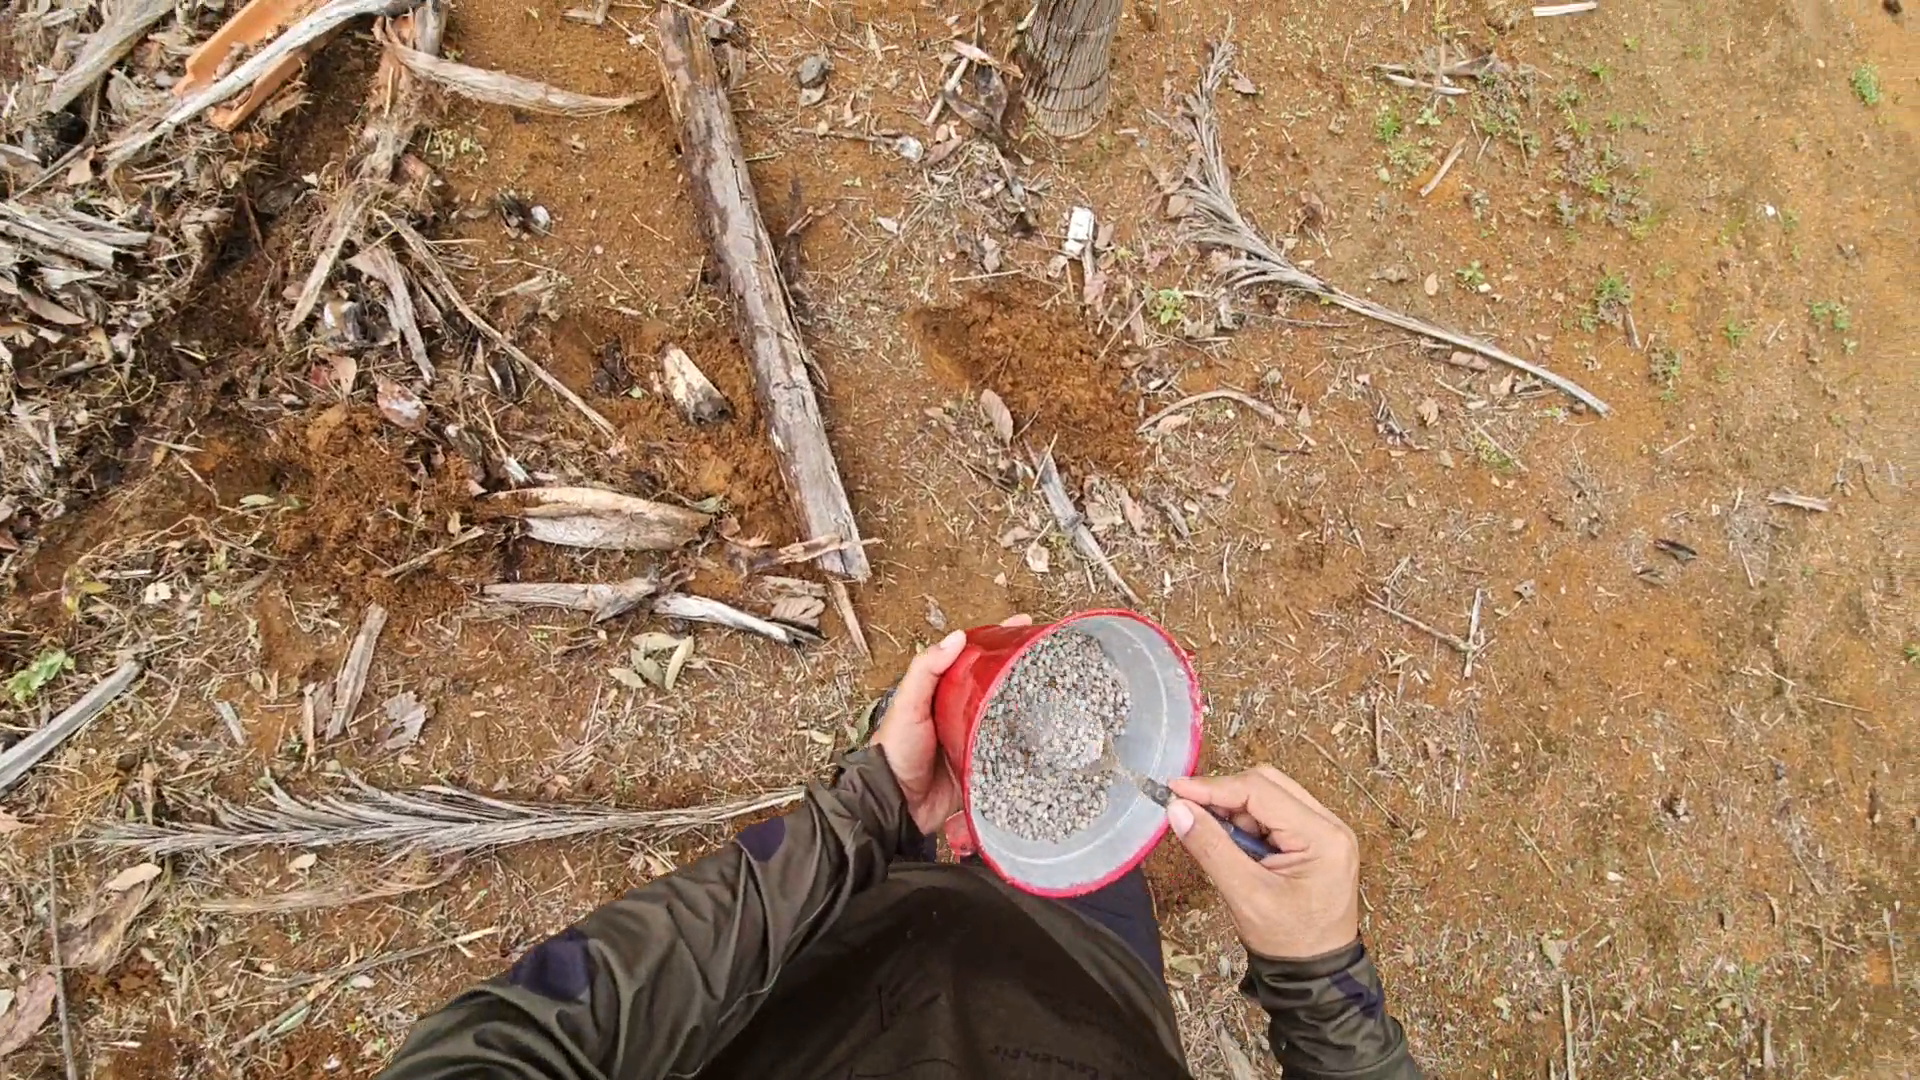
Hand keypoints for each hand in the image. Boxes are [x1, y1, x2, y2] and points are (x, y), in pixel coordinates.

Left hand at [872, 614, 1031, 833]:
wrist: (896, 804)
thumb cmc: (895, 750)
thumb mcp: (908, 703)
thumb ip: (927, 670)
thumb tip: (958, 637)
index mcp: (944, 690)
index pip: (974, 656)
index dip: (998, 638)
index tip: (1023, 624)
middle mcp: (962, 710)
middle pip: (996, 681)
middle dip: (1021, 666)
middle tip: (1048, 651)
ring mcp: (975, 737)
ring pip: (1007, 712)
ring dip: (1027, 701)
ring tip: (1057, 684)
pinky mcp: (985, 764)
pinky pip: (1009, 749)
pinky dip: (1025, 740)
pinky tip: (1047, 731)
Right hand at [1166, 766, 1359, 959]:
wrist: (1316, 976)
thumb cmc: (1287, 941)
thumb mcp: (1245, 895)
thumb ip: (1211, 847)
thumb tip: (1177, 809)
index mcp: (1323, 837)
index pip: (1259, 791)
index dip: (1213, 787)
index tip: (1175, 790)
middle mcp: (1329, 825)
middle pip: (1265, 783)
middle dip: (1224, 795)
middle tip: (1192, 812)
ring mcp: (1323, 829)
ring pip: (1266, 792)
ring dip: (1233, 807)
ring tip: (1216, 835)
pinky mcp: (1313, 837)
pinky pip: (1271, 810)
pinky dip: (1244, 819)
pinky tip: (1233, 841)